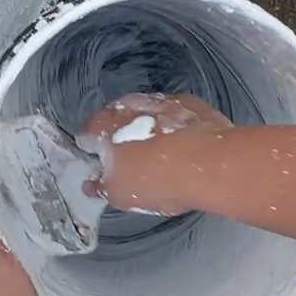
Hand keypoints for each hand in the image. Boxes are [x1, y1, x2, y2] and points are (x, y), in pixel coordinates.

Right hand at [77, 92, 233, 215]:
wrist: (210, 165)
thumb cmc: (156, 181)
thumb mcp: (121, 195)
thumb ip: (101, 186)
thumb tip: (92, 184)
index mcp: (103, 126)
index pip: (85, 134)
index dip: (91, 151)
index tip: (100, 165)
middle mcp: (127, 105)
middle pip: (115, 119)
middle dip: (118, 136)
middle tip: (130, 161)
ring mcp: (160, 100)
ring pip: (145, 113)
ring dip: (147, 127)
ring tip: (159, 152)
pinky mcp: (189, 102)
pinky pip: (174, 113)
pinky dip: (174, 124)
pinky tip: (184, 143)